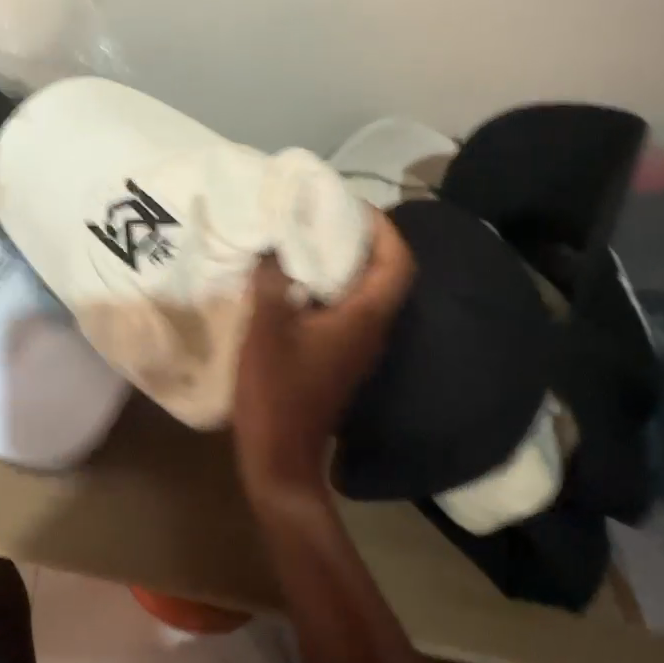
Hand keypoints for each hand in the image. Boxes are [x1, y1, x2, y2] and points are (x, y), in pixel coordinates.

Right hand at [232, 210, 414, 501]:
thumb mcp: (267, 332)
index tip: (352, 205)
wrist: (280, 457)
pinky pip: (345, 312)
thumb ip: (271, 283)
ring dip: (343, 265)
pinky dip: (327, 289)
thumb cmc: (277, 392)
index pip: (396, 263)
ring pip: (364, 295)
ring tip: (304, 241)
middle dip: (361, 240)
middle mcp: (371, 331)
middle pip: (384, 275)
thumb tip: (275, 243)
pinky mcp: (339, 360)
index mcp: (363, 318)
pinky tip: (290, 285)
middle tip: (321, 216)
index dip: (384, 229)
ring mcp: (357, 349)